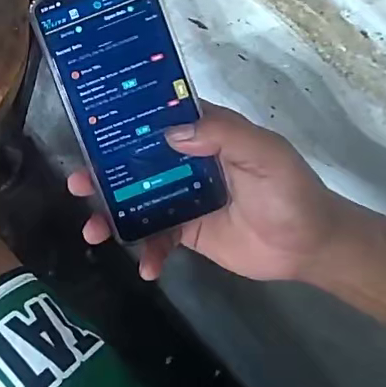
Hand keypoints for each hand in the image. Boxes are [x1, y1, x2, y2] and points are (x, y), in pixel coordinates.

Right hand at [69, 101, 352, 281]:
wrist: (308, 246)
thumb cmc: (290, 191)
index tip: (93, 124)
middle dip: (104, 171)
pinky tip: (147, 268)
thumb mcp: (265, 154)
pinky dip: (149, 253)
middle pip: (139, 161)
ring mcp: (186, 198)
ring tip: (92, 231)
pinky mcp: (189, 232)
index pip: (162, 118)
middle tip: (76, 182)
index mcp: (208, 135)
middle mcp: (190, 162)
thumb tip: (171, 133)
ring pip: (139, 201)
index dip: (128, 119)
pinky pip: (158, 239)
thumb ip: (224, 135)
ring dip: (113, 214)